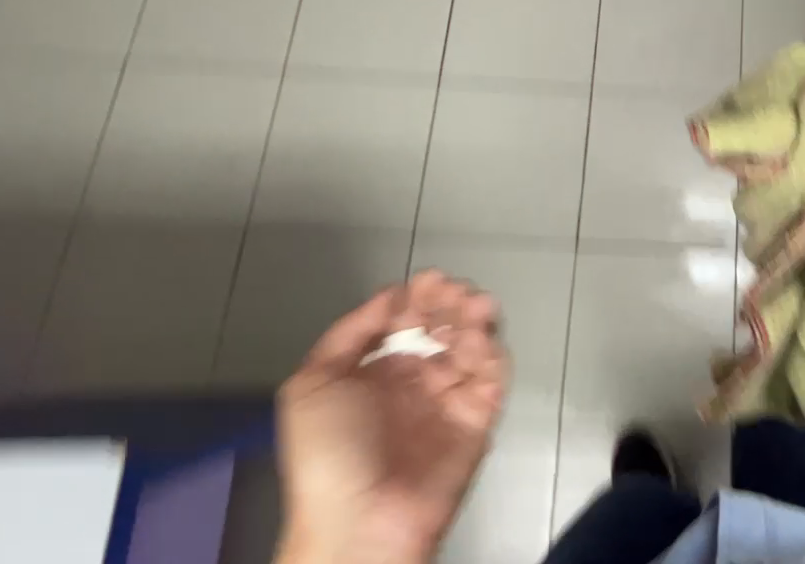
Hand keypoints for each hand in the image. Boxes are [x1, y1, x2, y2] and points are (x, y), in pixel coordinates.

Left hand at [275, 271, 507, 563]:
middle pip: (445, 324)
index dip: (419, 297)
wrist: (357, 523)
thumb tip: (391, 294)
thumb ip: (350, 332)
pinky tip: (480, 334)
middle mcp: (419, 378)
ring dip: (476, 317)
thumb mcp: (311, 386)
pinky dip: (492, 349)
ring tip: (474, 302)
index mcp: (381, 370)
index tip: (427, 280)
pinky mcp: (479, 417)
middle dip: (451, 300)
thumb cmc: (328, 455)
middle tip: (453, 290)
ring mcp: (451, 397)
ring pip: (473, 343)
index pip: (408, 320)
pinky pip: (493, 374)